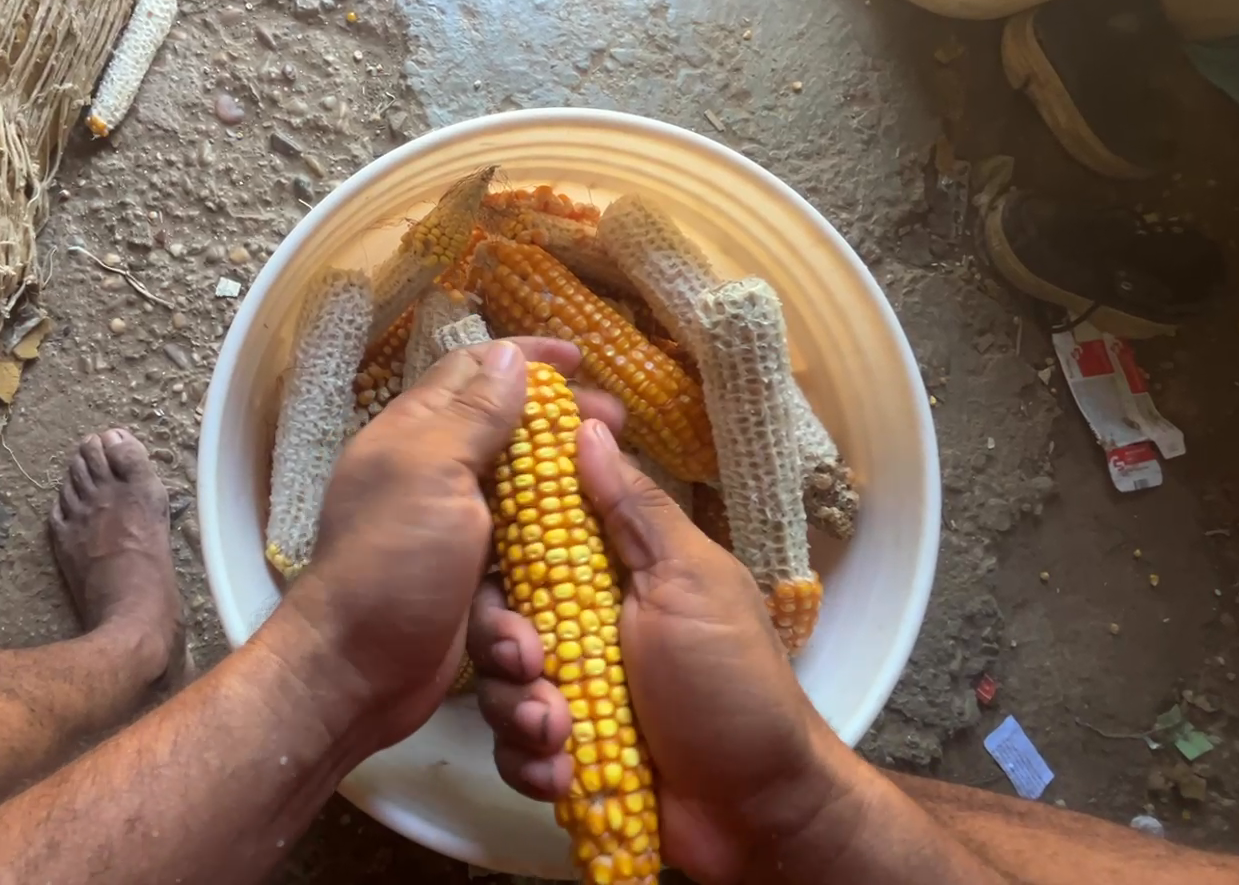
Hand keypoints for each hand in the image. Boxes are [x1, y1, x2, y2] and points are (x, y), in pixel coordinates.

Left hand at [279, 338, 625, 749]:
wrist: (358, 672)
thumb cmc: (395, 560)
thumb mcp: (432, 472)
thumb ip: (472, 414)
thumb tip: (508, 354)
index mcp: (416, 431)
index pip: (473, 369)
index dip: (526, 358)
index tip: (580, 361)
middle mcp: (434, 468)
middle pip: (507, 425)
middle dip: (560, 420)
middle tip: (614, 421)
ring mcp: (453, 522)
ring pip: (520, 485)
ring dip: (562, 482)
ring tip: (608, 484)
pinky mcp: (472, 570)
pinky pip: (520, 543)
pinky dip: (547, 542)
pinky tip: (582, 544)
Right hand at [467, 420, 852, 882]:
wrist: (757, 811)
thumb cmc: (730, 680)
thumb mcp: (690, 581)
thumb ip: (635, 509)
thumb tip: (588, 428)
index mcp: (602, 567)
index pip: (530, 527)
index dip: (499, 528)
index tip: (481, 538)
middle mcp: (572, 617)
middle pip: (494, 607)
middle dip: (501, 638)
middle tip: (531, 662)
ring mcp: (561, 682)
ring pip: (494, 679)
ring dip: (517, 709)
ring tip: (558, 735)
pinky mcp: (553, 742)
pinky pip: (509, 743)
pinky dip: (527, 760)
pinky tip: (562, 775)